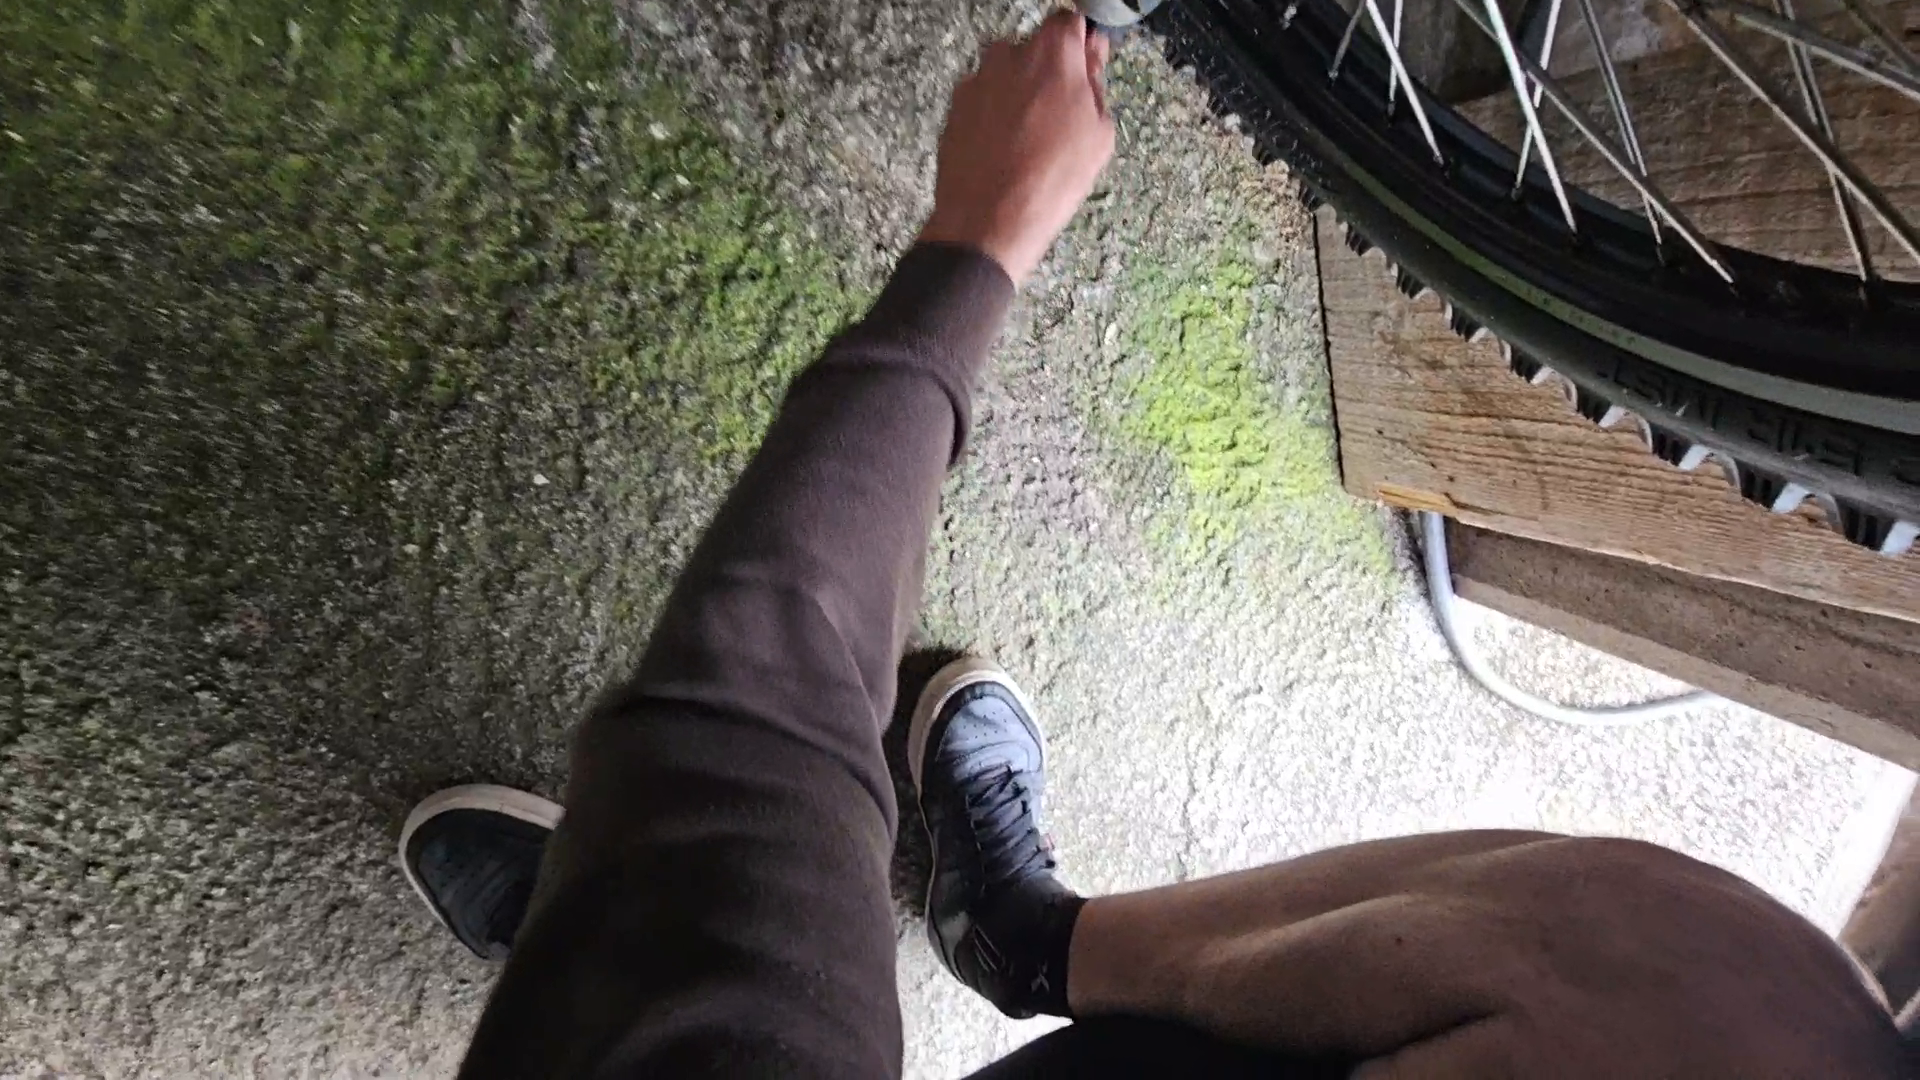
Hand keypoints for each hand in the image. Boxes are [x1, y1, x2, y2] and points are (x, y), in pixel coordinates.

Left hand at [918, 12, 1115, 284]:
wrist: (988, 225)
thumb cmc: (1044, 184)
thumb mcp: (1099, 137)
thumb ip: (1096, 85)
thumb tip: (1091, 66)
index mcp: (1052, 51)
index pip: (1070, 23)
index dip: (1080, 48)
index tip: (1086, 68)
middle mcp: (1008, 55)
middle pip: (1035, 52)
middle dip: (1047, 78)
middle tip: (1059, 122)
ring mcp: (976, 82)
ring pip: (1006, 80)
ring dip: (1018, 101)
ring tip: (1029, 148)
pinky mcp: (954, 110)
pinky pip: (982, 106)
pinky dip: (992, 124)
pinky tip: (1004, 157)